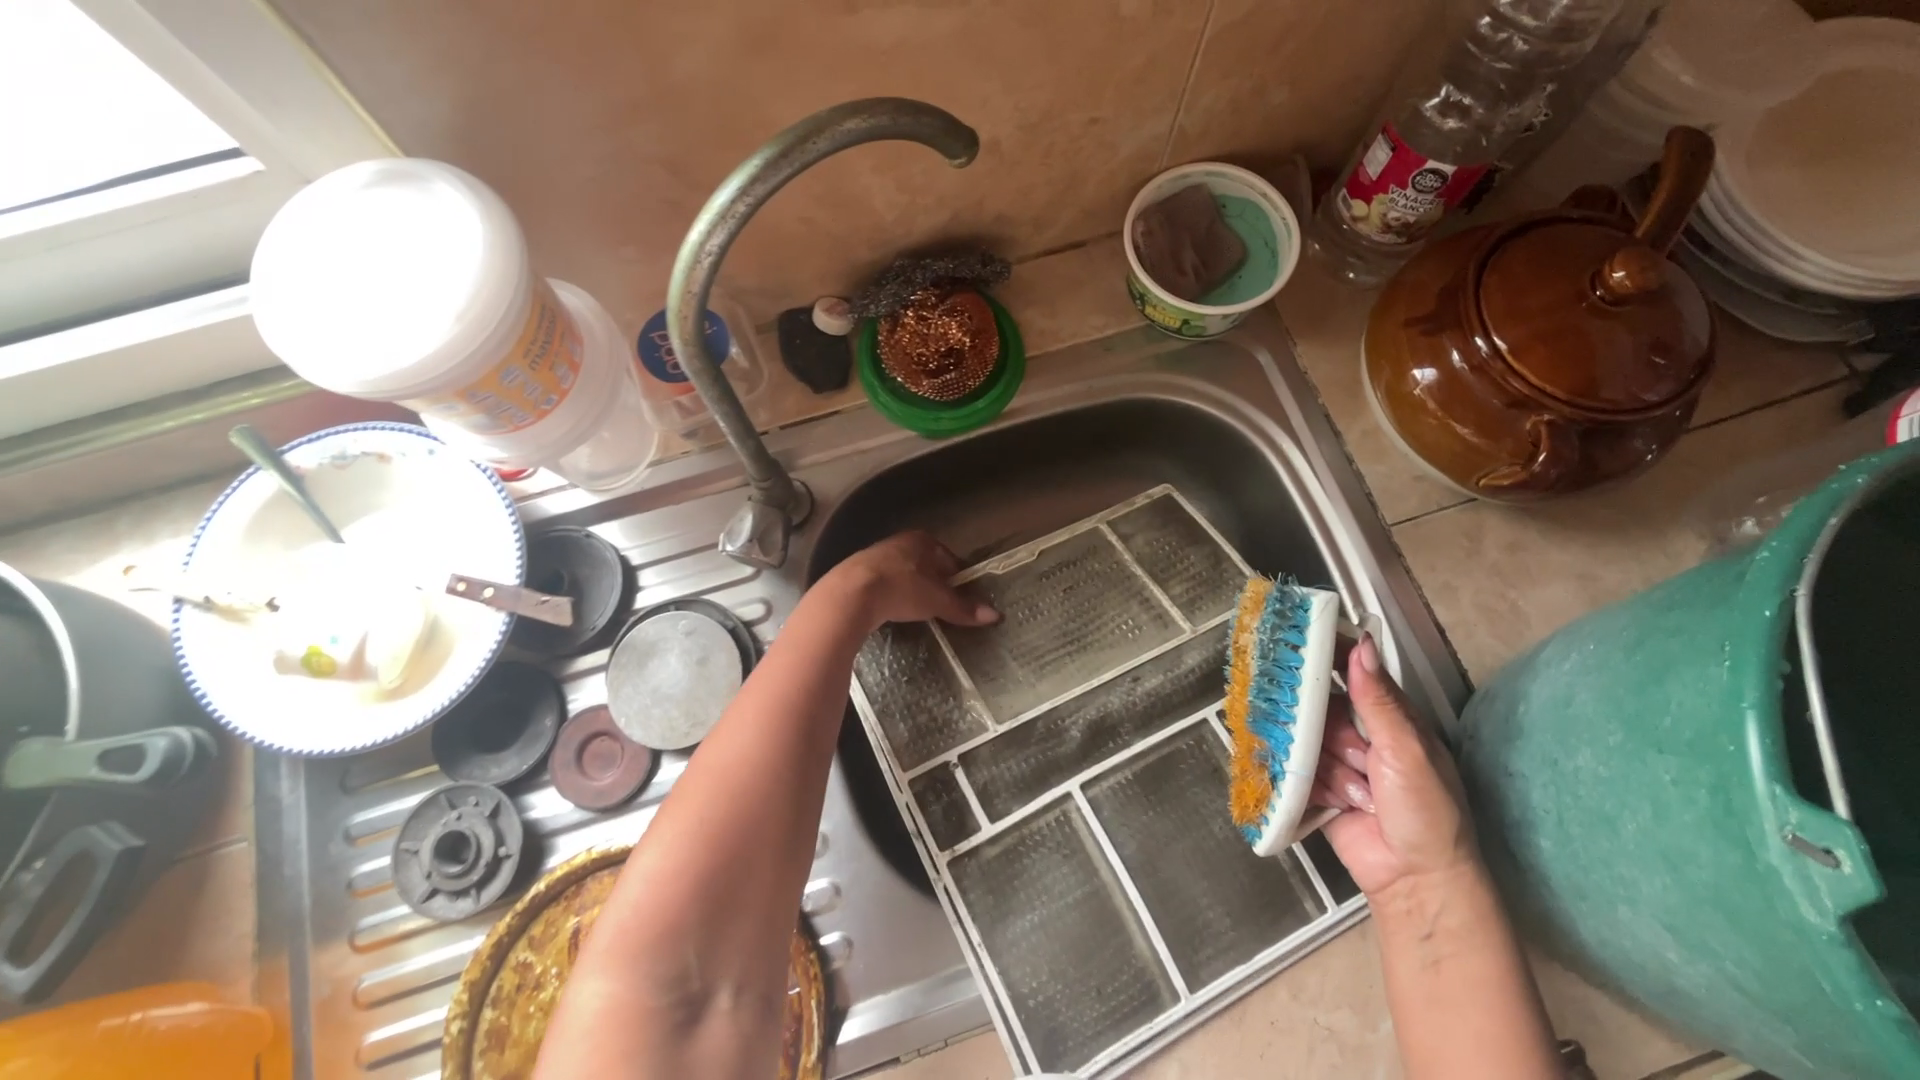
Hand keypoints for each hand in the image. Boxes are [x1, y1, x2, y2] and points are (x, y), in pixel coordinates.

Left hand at [826, 531, 999, 630]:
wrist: (851, 594)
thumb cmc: (902, 589)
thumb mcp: (937, 601)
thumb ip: (964, 608)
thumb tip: (995, 615)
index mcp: (922, 540)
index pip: (948, 558)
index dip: (957, 578)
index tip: (961, 597)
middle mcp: (898, 542)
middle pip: (925, 565)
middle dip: (934, 584)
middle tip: (941, 607)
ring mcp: (875, 556)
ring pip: (903, 574)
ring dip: (911, 590)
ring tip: (917, 612)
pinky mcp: (857, 574)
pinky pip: (883, 584)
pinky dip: (891, 596)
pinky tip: (892, 611)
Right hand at [1310, 635, 1478, 897]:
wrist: (1415, 880)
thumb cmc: (1426, 810)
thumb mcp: (1406, 750)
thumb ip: (1377, 699)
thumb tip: (1362, 644)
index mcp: (1391, 718)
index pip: (1355, 672)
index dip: (1329, 654)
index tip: (1297, 636)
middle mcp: (1362, 735)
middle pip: (1321, 708)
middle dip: (1328, 729)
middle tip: (1350, 753)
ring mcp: (1339, 763)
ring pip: (1308, 741)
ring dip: (1329, 768)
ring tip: (1360, 796)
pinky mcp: (1319, 790)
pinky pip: (1299, 772)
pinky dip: (1314, 786)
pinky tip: (1339, 804)